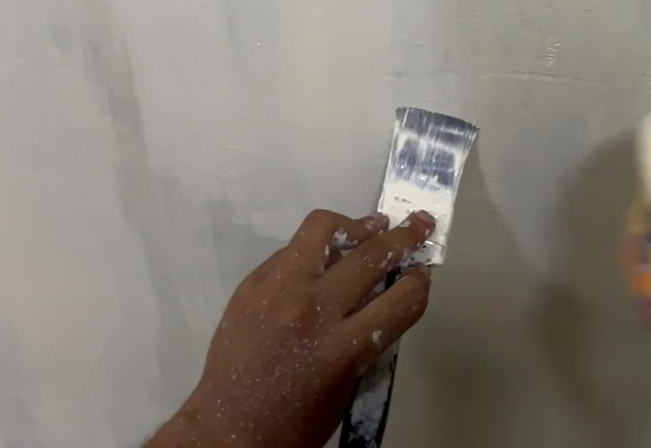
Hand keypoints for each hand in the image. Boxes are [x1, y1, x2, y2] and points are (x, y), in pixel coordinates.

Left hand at [148, 208, 435, 447]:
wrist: (227, 434)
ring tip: (373, 226)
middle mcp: (312, 311)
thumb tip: (386, 289)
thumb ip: (368, 334)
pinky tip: (324, 259)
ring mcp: (278, 290)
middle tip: (420, 223)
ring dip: (355, 226)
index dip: (420, 281)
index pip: (402, 299)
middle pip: (370, 255)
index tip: (424, 271)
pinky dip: (315, 250)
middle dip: (404, 236)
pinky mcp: (252, 283)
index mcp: (342, 349)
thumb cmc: (296, 423)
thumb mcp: (346, 384)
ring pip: (323, 229)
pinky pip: (292, 250)